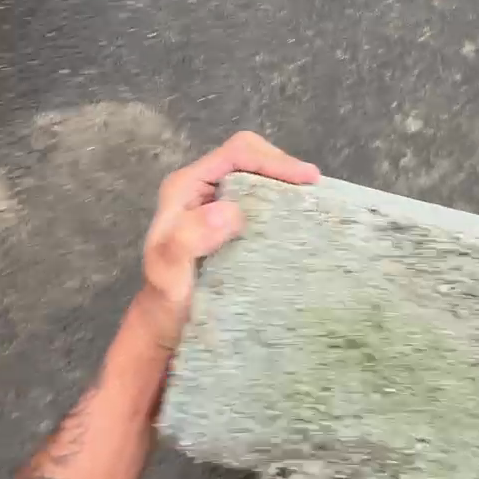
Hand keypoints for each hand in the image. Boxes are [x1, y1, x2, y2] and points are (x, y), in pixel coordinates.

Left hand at [133, 131, 318, 350]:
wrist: (167, 324)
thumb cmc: (166, 298)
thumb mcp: (169, 271)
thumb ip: (187, 239)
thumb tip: (229, 212)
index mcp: (187, 185)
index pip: (236, 154)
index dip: (273, 160)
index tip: (306, 178)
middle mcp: (203, 186)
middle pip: (251, 156)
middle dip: (283, 167)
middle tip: (312, 188)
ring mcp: (219, 200)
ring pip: (259, 174)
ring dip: (286, 184)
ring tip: (311, 199)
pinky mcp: (234, 218)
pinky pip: (263, 196)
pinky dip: (284, 200)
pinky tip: (300, 214)